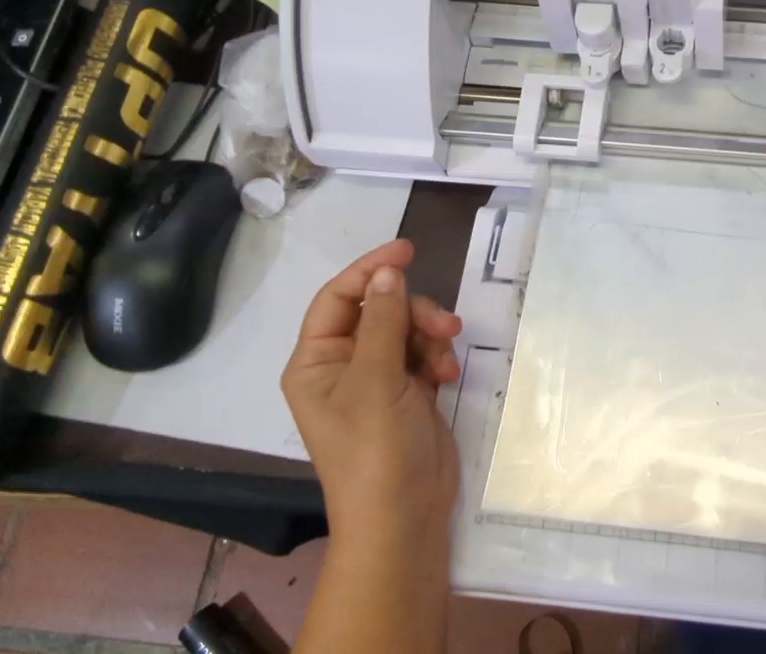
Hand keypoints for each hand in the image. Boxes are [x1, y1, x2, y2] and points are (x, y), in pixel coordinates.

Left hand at [282, 239, 463, 550]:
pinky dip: (438, 357)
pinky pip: (423, 353)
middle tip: (444, 325)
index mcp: (316, 362)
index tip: (409, 249)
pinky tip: (449, 374)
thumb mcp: (377, 381)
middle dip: (413, 313)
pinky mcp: (408, 393)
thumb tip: (388, 270)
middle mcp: (342, 366)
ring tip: (449, 357)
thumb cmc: (375, 450)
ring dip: (431, 336)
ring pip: (407, 330)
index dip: (370, 269)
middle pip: (380, 311)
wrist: (404, 517)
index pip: (338, 298)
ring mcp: (377, 380)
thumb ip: (384, 321)